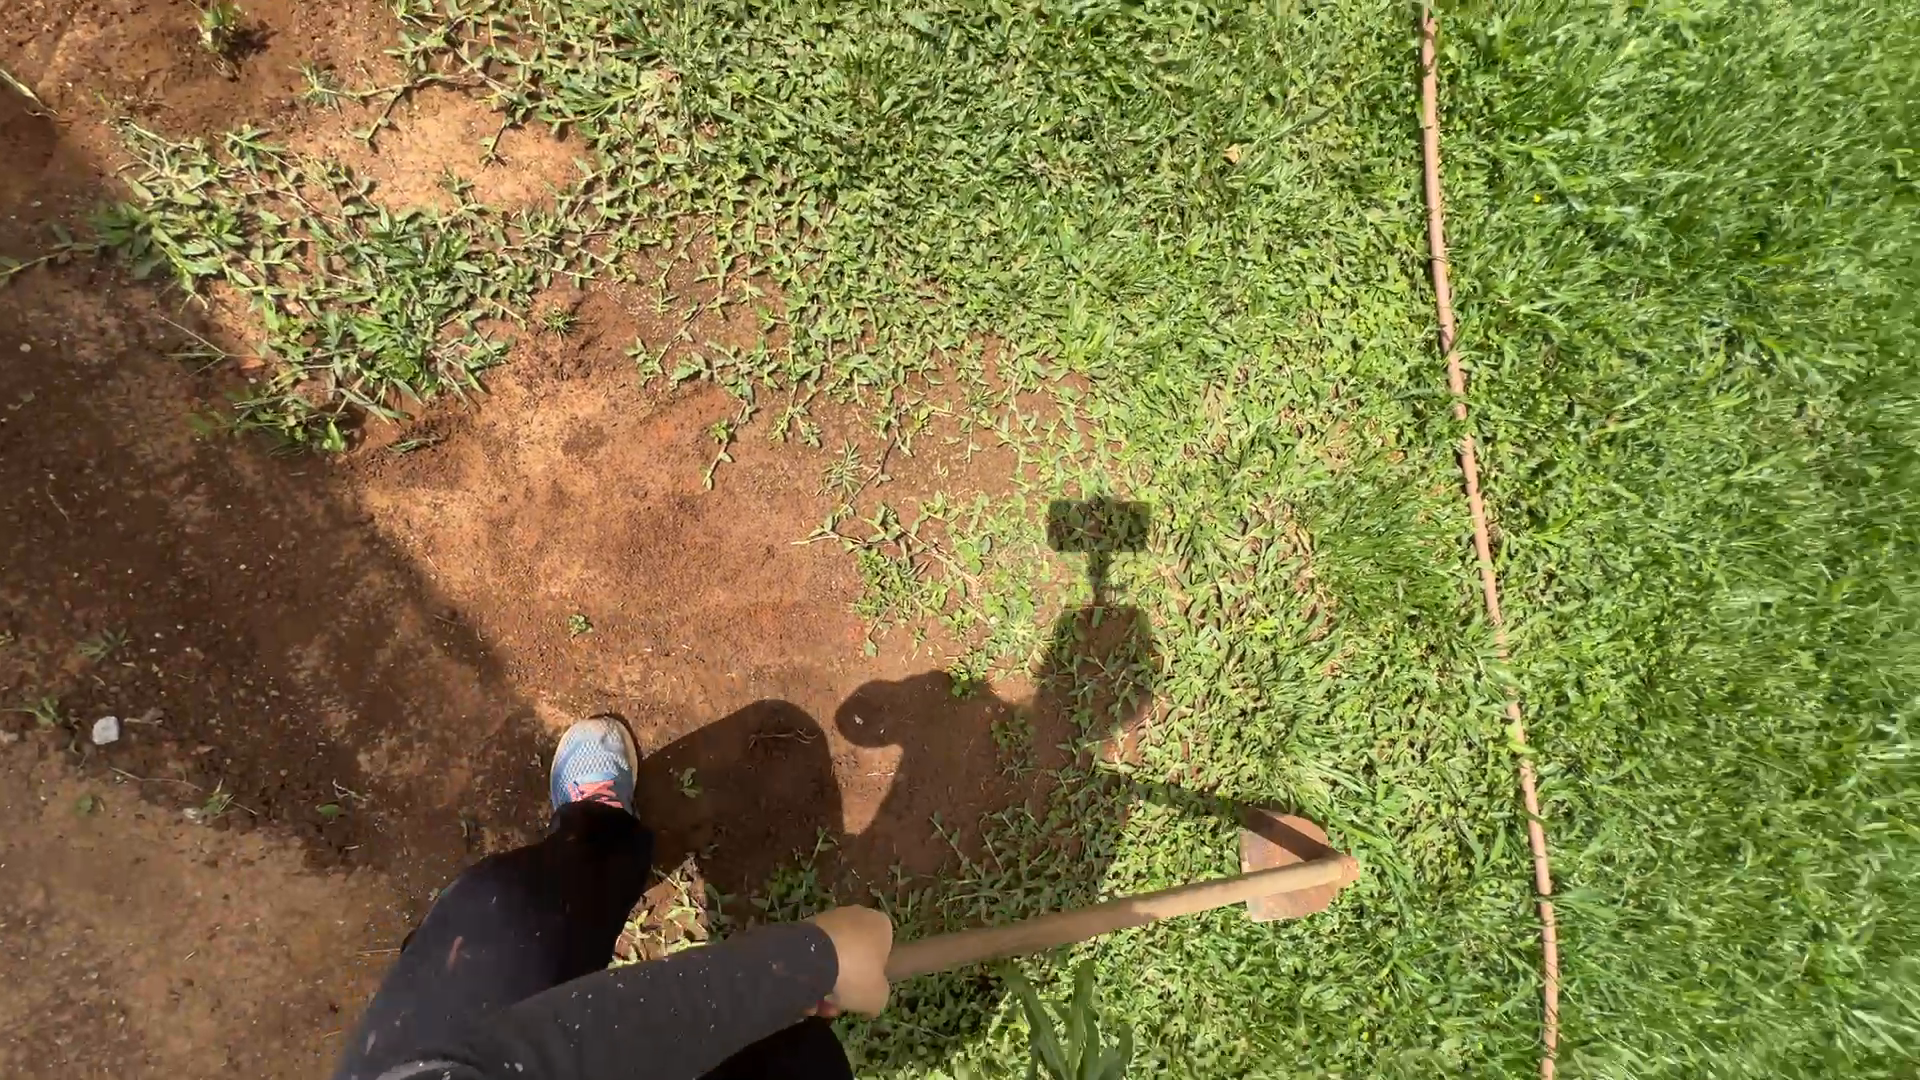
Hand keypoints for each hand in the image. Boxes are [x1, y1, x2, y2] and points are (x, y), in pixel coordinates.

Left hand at [805, 906, 892, 1015]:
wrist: (812, 958)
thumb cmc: (854, 973)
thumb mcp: (877, 997)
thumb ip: (879, 995)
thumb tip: (873, 994)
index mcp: (881, 924)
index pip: (884, 949)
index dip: (873, 974)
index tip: (863, 991)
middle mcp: (859, 914)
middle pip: (856, 954)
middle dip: (846, 980)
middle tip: (838, 1002)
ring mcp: (832, 917)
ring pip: (834, 955)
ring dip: (827, 980)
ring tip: (818, 1003)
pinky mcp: (810, 923)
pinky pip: (815, 952)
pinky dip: (812, 972)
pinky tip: (807, 992)